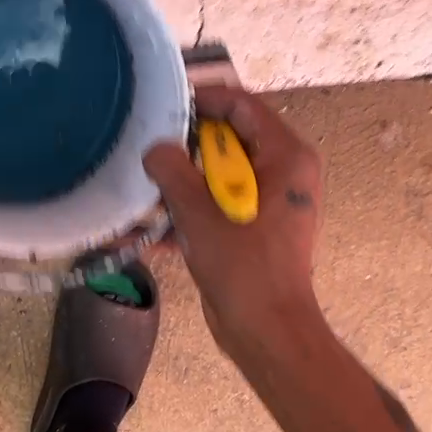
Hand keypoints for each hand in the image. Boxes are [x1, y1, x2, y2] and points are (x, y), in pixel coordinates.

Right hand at [143, 86, 326, 370]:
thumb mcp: (199, 214)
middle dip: (185, 150)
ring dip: (182, 185)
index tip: (163, 108)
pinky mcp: (256, 228)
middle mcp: (285, 172)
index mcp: (286, 157)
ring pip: (219, 176)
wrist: (267, 330)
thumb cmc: (243, 267)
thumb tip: (155, 150)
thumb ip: (173, 173)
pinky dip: (191, 213)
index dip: (203, 101)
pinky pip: (220, 205)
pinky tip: (153, 231)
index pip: (242, 106)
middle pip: (228, 141)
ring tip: (144, 194)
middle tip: (147, 152)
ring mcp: (272, 201)